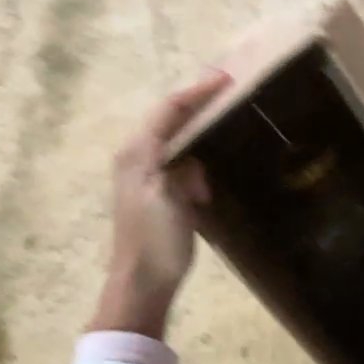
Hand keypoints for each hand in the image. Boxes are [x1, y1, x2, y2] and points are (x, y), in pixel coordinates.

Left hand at [89, 71, 230, 337]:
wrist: (140, 283)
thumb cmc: (155, 242)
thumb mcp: (169, 199)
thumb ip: (180, 167)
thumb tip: (192, 159)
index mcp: (137, 153)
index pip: (169, 108)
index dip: (198, 91)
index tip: (227, 79)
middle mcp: (135, 155)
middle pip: (167, 115)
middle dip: (196, 99)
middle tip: (228, 86)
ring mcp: (142, 173)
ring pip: (171, 133)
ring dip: (196, 121)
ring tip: (224, 111)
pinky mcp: (153, 189)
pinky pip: (176, 154)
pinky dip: (195, 147)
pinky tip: (212, 154)